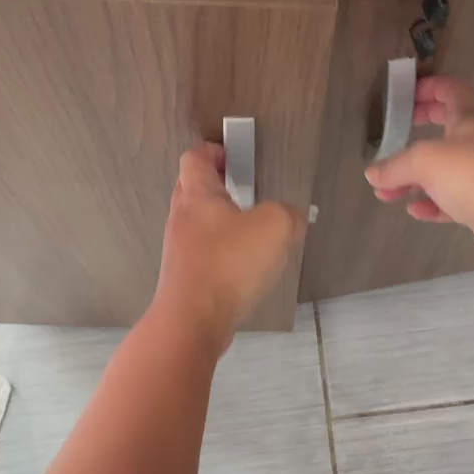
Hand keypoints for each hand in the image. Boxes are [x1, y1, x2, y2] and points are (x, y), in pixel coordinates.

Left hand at [154, 144, 303, 352]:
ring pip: (195, 222)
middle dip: (213, 184)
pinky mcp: (183, 278)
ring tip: (247, 227)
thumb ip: (288, 214)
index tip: (232, 155)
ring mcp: (178, 250)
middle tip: (240, 186)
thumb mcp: (274, 227)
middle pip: (190, 188)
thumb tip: (294, 217)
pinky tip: (241, 264)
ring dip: (216, 219)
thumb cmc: (228, 264)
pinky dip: (218, 249)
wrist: (191, 322)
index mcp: (198, 196)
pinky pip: (200, 252)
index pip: (194, 159)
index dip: (212, 151)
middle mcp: (182, 218)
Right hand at [364, 76, 473, 269]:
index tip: (406, 96)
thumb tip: (372, 173)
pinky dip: (432, 204)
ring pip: (444, 170)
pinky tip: (414, 210)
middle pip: (447, 127)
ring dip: (414, 178)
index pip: (453, 90)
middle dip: (420, 128)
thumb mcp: (425, 162)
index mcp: (469, 119)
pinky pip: (452, 201)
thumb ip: (395, 166)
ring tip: (385, 191)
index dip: (430, 88)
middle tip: (396, 133)